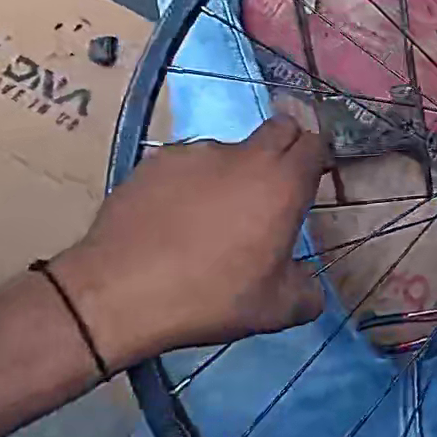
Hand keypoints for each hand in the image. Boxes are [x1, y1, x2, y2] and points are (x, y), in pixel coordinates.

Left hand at [50, 116, 327, 369]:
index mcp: (282, 183)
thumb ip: (307, 292)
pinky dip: (192, 181)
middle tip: (271, 190)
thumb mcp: (273, 311)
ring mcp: (198, 151)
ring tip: (210, 217)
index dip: (316, 160)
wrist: (121, 290)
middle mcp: (245, 155)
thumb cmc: (210, 297)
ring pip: (232, 148)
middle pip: (280, 126)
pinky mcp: (159, 158)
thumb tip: (312, 286)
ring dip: (234, 170)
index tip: (308, 185)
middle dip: (284, 148)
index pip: (315, 144)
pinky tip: (173, 217)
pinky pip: (189, 162)